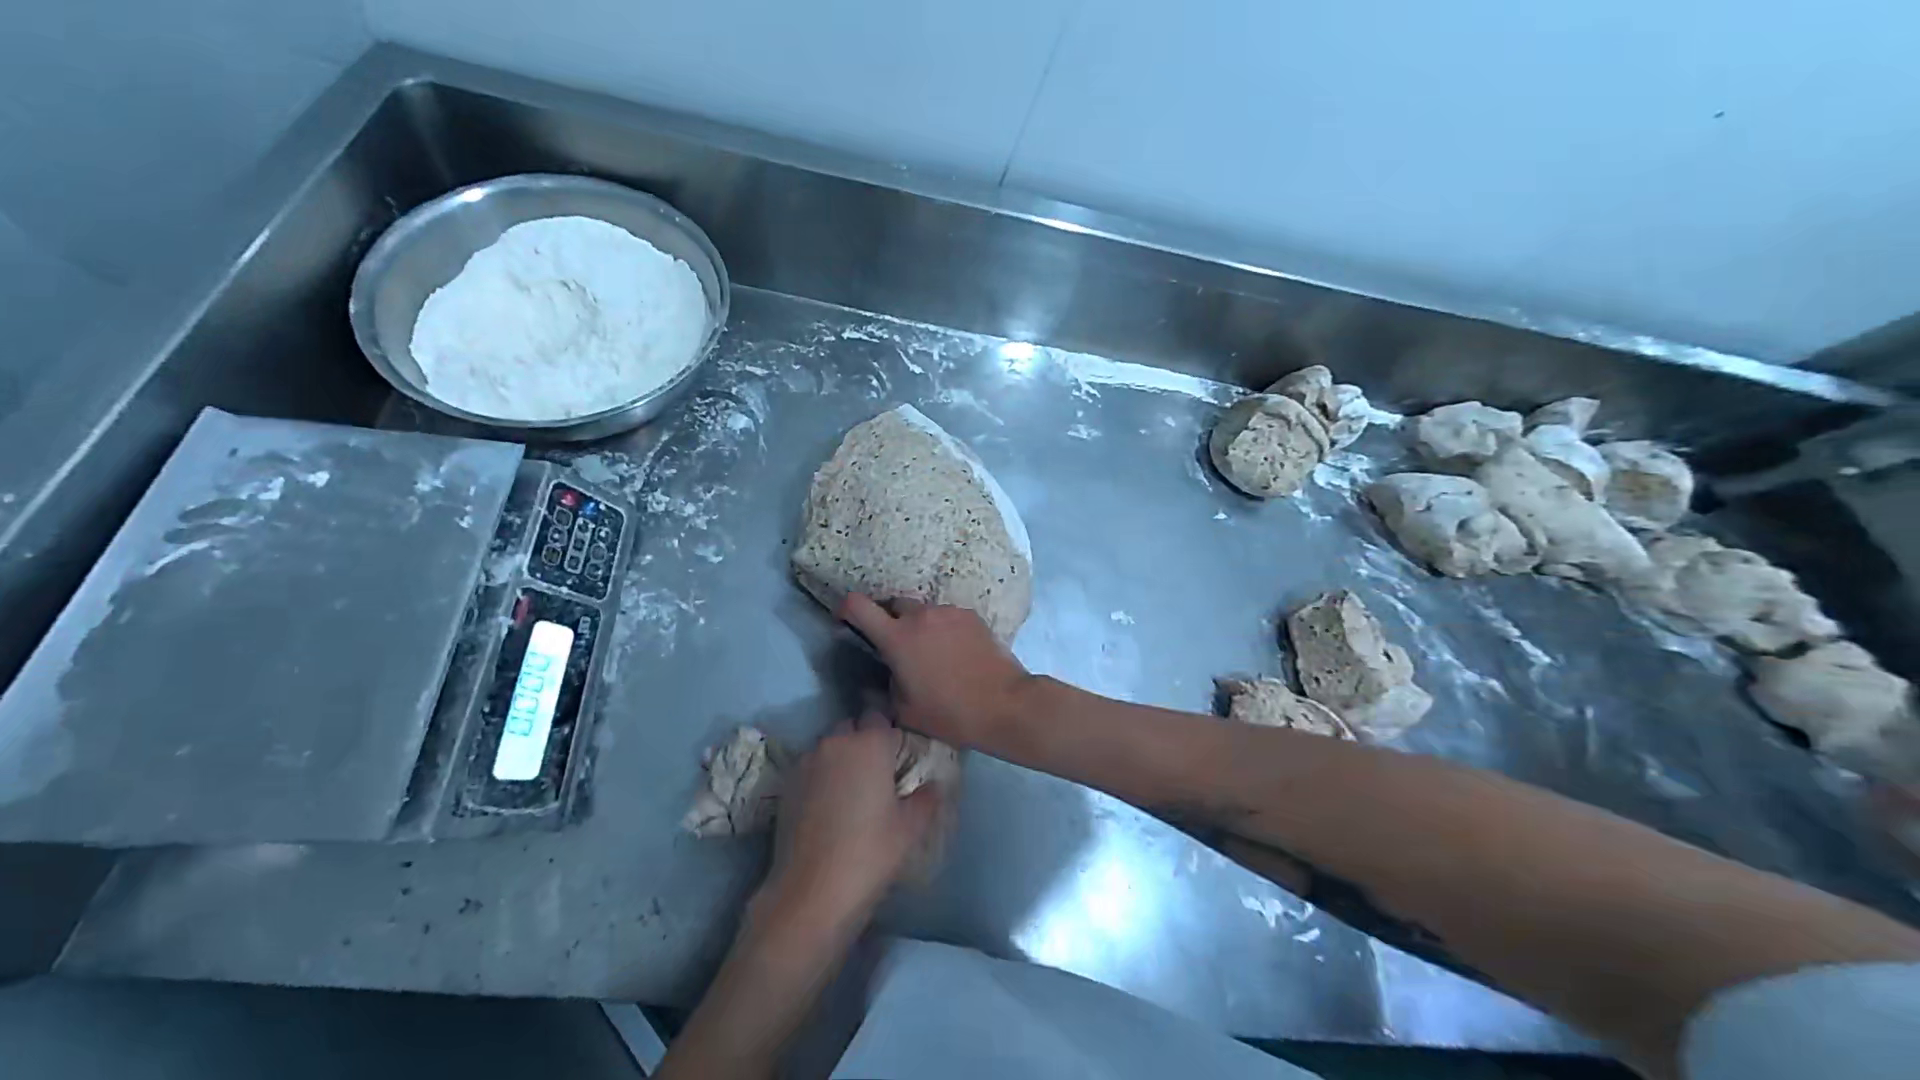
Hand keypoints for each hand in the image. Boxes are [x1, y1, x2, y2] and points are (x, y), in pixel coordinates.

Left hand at [759, 713, 941, 926]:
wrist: (811, 891)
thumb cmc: (870, 853)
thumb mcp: (910, 828)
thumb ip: (926, 798)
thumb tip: (934, 785)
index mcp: (870, 744)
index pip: (880, 717)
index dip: (889, 734)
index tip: (898, 758)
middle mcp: (836, 742)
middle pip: (852, 728)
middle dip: (864, 742)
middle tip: (877, 774)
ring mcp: (807, 761)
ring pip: (829, 747)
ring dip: (841, 758)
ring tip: (852, 792)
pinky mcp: (787, 783)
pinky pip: (811, 768)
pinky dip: (821, 777)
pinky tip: (828, 807)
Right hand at [839, 594, 1032, 749]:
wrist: (1004, 704)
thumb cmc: (949, 713)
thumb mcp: (905, 711)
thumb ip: (884, 689)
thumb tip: (880, 677)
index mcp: (897, 637)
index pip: (858, 605)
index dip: (845, 608)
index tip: (845, 620)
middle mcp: (920, 616)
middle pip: (893, 605)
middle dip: (888, 620)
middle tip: (895, 646)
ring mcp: (948, 612)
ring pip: (923, 611)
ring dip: (918, 626)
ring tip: (929, 653)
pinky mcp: (971, 616)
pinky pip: (947, 616)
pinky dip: (942, 629)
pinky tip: (953, 653)